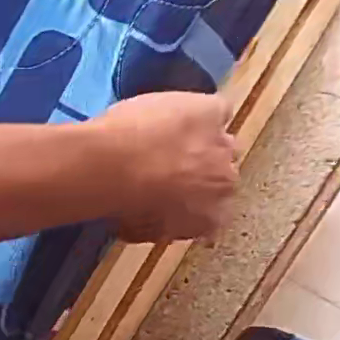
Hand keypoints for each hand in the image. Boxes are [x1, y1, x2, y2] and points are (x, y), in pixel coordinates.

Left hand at [96, 92, 238, 241]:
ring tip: (173, 136)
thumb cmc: (122, 204)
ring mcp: (222, 145)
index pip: (217, 212)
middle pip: (223, 173)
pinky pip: (219, 109)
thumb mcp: (142, 229)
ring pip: (223, 142)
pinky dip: (203, 110)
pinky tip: (181, 111)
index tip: (181, 194)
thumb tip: (161, 220)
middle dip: (204, 170)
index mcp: (211, 218)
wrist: (114, 165)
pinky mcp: (213, 112)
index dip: (199, 200)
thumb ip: (163, 226)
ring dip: (204, 140)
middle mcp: (225, 183)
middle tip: (174, 163)